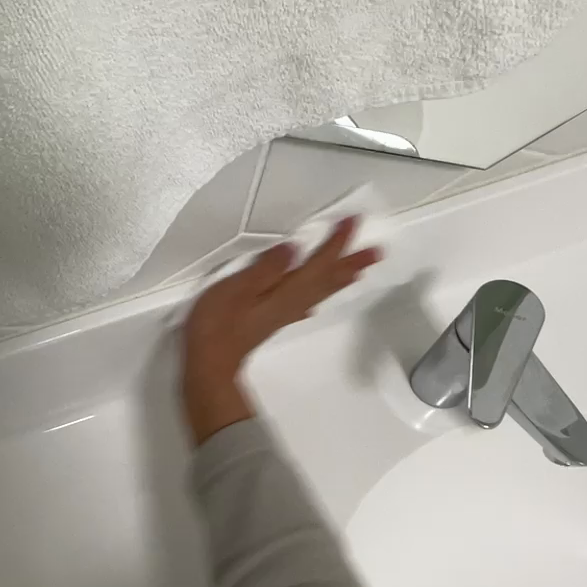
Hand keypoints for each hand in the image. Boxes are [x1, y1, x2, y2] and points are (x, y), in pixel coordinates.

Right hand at [180, 216, 381, 443]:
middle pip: (326, 280)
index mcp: (285, 291)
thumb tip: (294, 248)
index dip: (335, 243)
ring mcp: (282, 314)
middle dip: (350, 263)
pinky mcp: (271, 322)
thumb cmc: (217, 324)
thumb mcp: (236, 288)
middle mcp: (291, 303)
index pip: (317, 263)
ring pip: (319, 293)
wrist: (209, 365)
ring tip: (358, 271)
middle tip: (377, 252)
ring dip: (339, 280)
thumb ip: (266, 268)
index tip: (353, 222)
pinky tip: (314, 302)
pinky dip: (316, 298)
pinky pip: (304, 305)